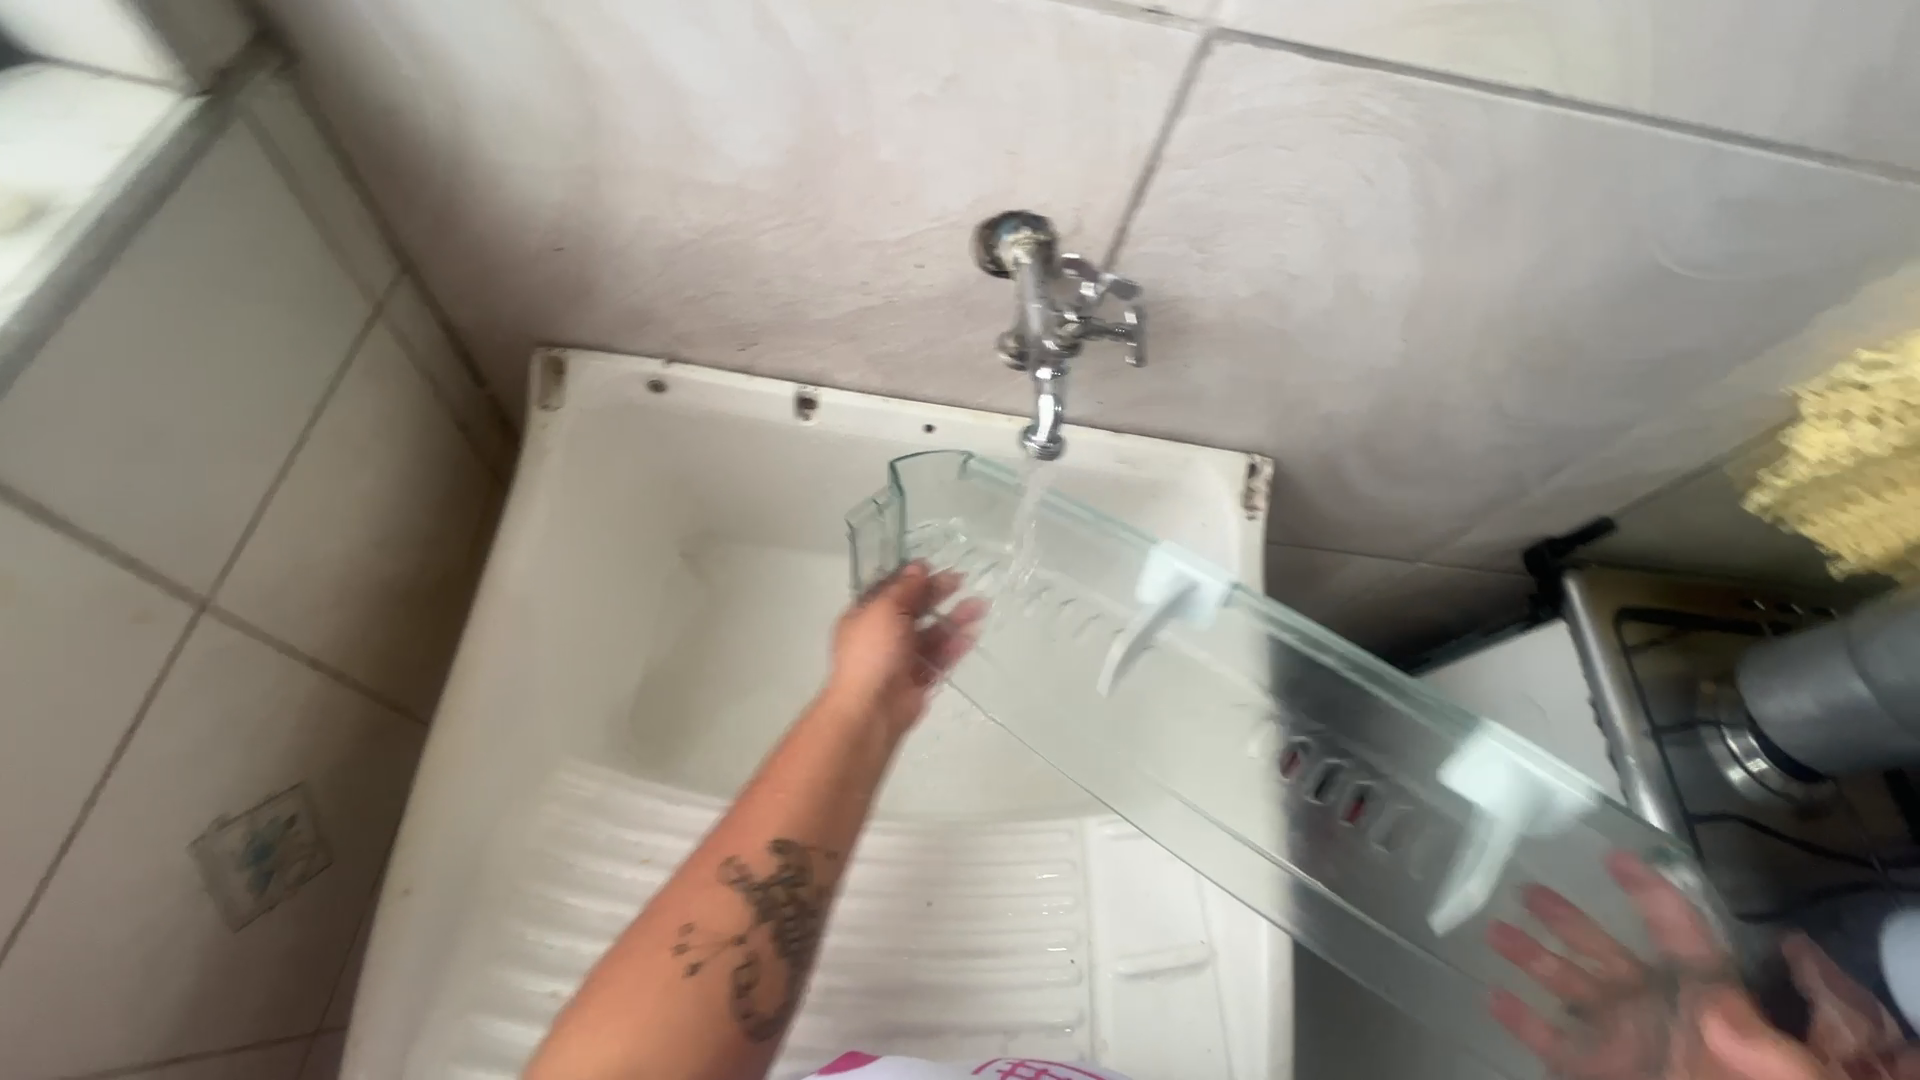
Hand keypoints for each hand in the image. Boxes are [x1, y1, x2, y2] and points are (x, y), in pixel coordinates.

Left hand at [822, 561, 986, 737]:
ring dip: (954, 618)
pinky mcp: (920, 678)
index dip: (911, 578)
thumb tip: (918, 567)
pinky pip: (940, 657)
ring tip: (981, 605)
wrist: (872, 708)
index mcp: (865, 615)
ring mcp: (902, 658)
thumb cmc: (872, 651)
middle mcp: (883, 634)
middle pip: (914, 609)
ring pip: (932, 633)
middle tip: (962, 580)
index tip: (933, 566)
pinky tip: (973, 633)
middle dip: (937, 594)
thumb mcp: (884, 609)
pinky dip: (955, 645)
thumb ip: (904, 588)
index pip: (889, 590)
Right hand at [1487, 851, 1828, 1079]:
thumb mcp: (1782, 1072)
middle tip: (1527, 888)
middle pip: (1604, 950)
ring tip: (1495, 930)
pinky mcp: (1594, 1069)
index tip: (1615, 857)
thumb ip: (1761, 1040)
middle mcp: (1654, 1010)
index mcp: (1703, 1001)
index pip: (1677, 935)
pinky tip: (1494, 996)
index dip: (1649, 893)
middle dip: (1566, 918)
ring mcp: (1621, 1039)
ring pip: (1567, 985)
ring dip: (1531, 956)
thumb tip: (1717, 1007)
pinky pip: (1551, 1040)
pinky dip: (1521, 1020)